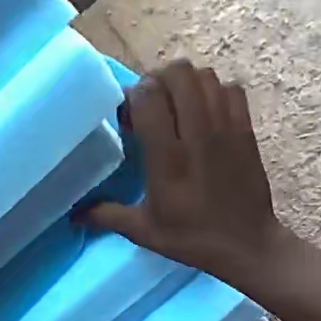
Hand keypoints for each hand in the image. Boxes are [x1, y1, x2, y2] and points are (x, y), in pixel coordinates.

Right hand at [84, 60, 294, 283]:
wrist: (247, 245)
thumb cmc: (193, 238)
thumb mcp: (145, 231)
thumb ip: (108, 215)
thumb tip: (73, 213)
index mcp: (168, 159)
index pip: (148, 99)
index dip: (133, 96)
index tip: (128, 114)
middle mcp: (197, 136)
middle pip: (178, 75)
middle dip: (159, 80)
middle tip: (153, 101)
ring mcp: (226, 130)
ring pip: (205, 76)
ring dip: (187, 83)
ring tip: (179, 103)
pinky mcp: (246, 131)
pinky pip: (232, 90)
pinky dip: (216, 91)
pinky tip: (207, 110)